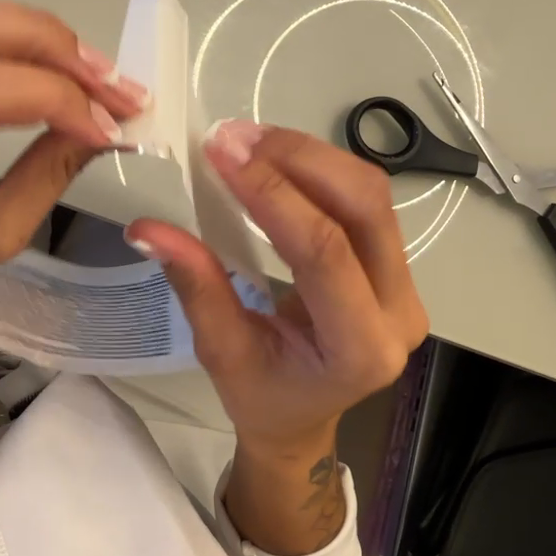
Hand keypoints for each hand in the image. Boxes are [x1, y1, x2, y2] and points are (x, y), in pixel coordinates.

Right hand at [125, 120, 428, 553]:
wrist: (301, 417)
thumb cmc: (261, 397)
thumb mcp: (220, 351)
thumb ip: (196, 286)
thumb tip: (149, 228)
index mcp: (360, 348)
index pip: (323, 253)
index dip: (272, 195)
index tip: (221, 153)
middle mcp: (400, 312)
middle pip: (363, 208)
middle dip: (297, 160)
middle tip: (232, 138)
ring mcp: (407, 286)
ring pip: (370, 196)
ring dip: (308, 157)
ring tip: (246, 140)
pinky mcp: (395, 266)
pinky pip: (364, 203)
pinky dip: (317, 171)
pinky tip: (273, 160)